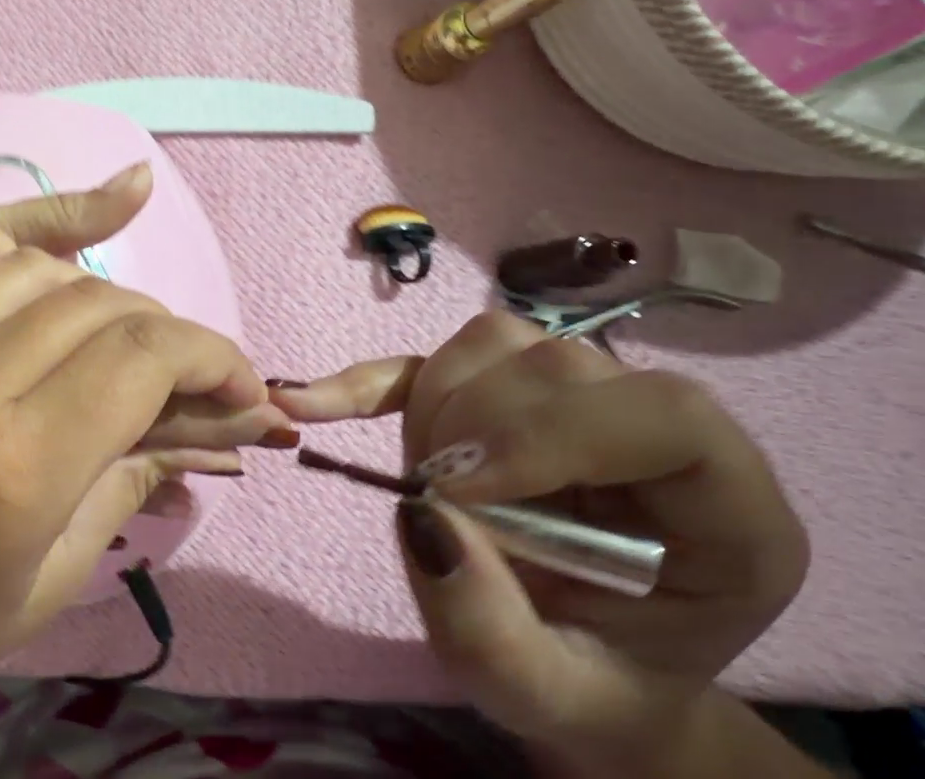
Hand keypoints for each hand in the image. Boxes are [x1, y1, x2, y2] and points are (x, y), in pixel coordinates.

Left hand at [0, 215, 297, 748]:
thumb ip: (133, 476)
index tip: (237, 382)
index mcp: (21, 466)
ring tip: (99, 337)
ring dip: (86, 293)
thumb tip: (211, 422)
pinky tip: (12, 282)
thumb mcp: (57, 572)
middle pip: (99, 307)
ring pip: (30, 269)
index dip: (212, 356)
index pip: (146, 356)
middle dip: (163, 329)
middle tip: (176, 371)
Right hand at [280, 313, 808, 765]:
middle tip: (435, 502)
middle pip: (560, 367)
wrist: (577, 670)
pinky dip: (370, 380)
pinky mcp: (506, 401)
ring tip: (423, 481)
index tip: (458, 490)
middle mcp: (661, 440)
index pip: (666, 417)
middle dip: (473, 430)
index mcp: (725, 516)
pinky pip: (438, 359)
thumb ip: (487, 625)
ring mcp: (579, 407)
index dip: (554, 432)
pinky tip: (315, 405)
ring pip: (496, 345)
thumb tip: (420, 510)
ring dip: (434, 408)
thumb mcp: (536, 693)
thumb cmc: (578, 687)